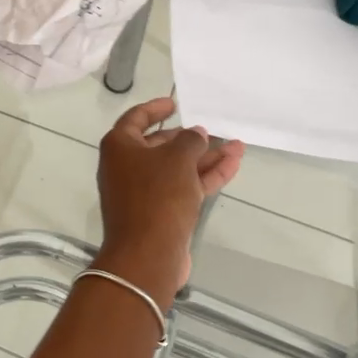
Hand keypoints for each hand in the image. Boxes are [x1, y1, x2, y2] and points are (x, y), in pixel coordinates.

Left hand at [95, 98, 244, 303]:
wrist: (147, 255)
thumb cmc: (157, 196)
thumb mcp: (177, 159)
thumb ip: (190, 141)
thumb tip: (196, 134)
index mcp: (119, 147)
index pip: (136, 118)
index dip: (155, 108)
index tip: (174, 102)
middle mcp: (127, 166)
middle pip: (159, 145)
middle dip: (189, 138)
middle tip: (213, 131)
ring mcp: (143, 191)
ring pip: (177, 167)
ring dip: (205, 157)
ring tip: (237, 146)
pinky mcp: (160, 212)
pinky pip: (184, 186)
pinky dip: (206, 176)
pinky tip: (232, 165)